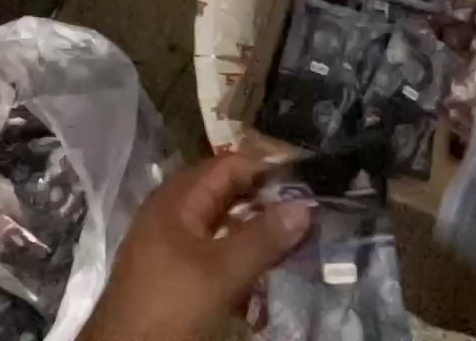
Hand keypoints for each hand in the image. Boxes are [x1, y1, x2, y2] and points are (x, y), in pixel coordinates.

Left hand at [81, 153, 312, 340]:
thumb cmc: (169, 308)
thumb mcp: (221, 273)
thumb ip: (262, 238)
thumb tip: (305, 205)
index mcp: (177, 198)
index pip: (229, 166)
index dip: (267, 169)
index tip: (306, 180)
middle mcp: (172, 213)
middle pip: (226, 195)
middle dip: (264, 204)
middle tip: (305, 214)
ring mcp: (170, 246)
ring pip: (222, 228)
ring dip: (254, 236)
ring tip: (292, 246)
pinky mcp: (172, 277)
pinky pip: (213, 256)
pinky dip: (238, 262)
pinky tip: (261, 280)